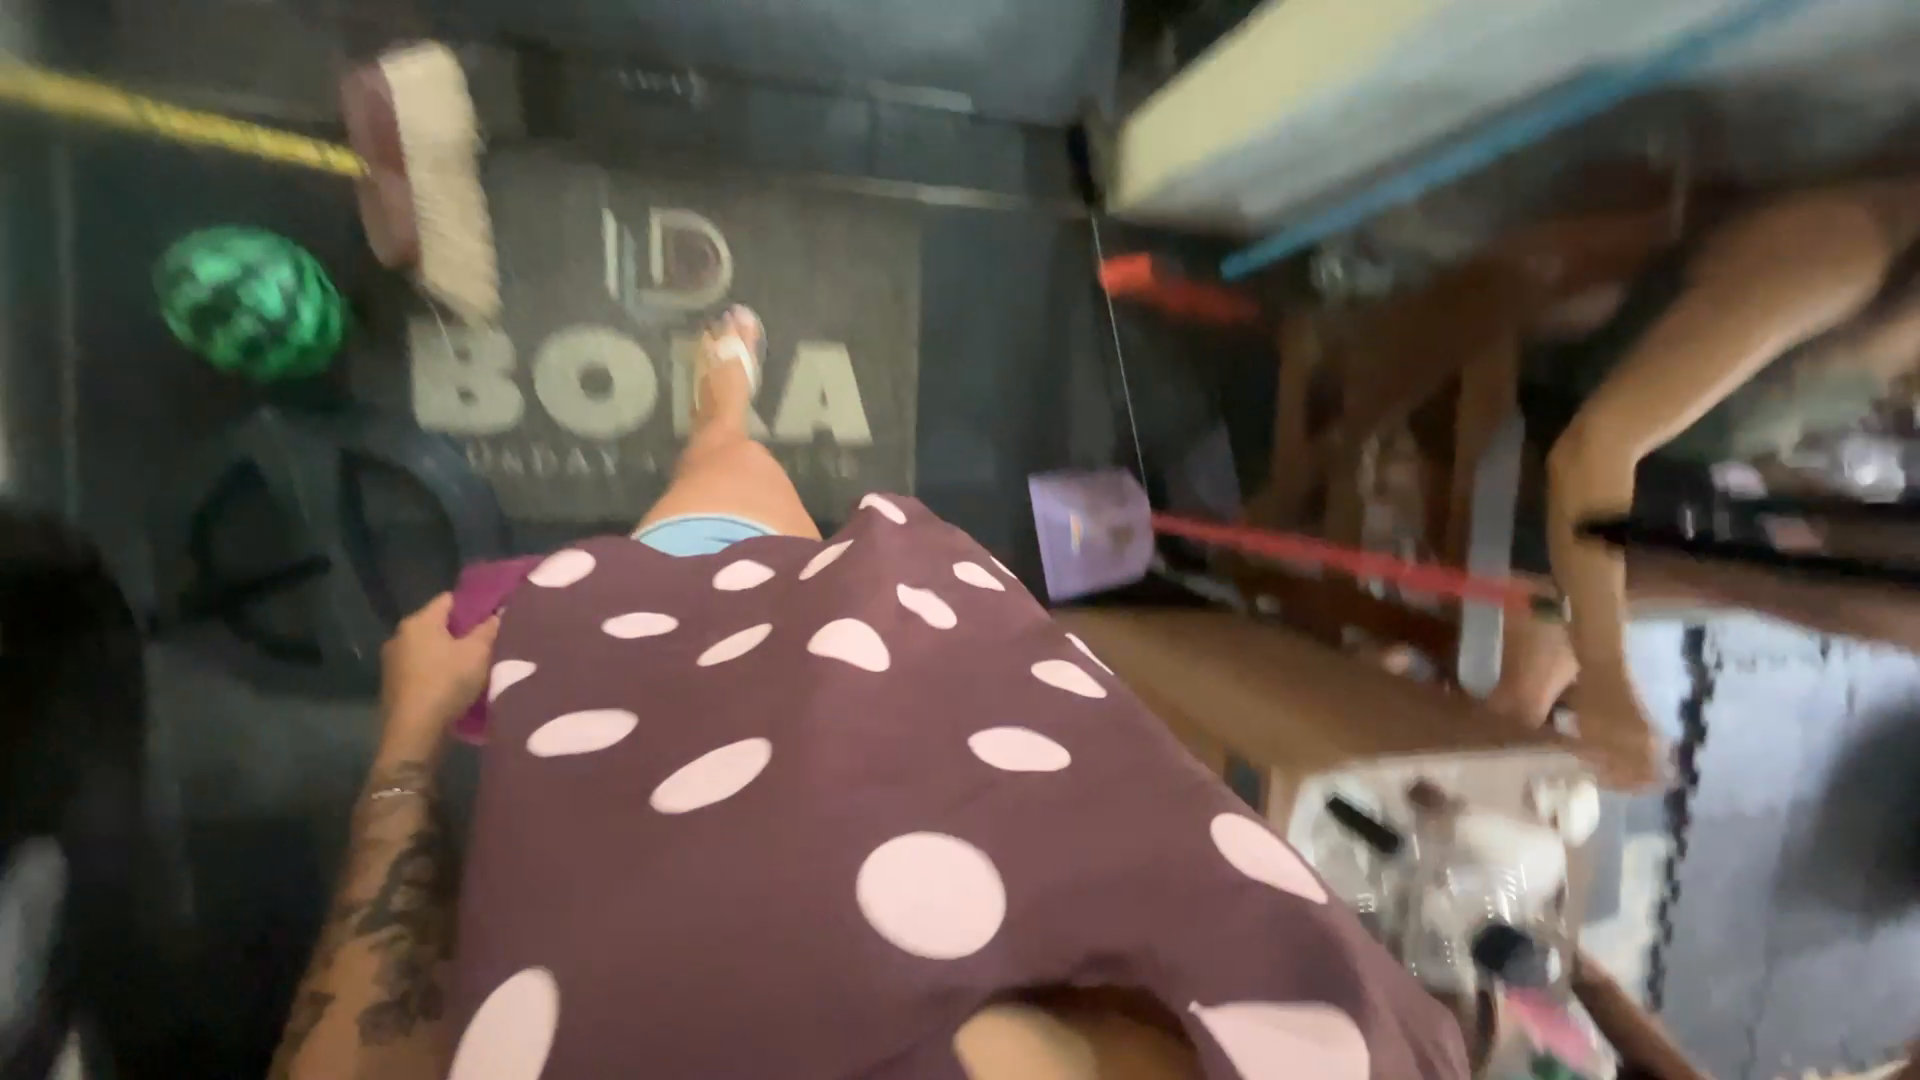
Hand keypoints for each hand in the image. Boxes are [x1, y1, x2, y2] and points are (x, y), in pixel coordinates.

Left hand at [379, 593, 499, 756]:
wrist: (414, 732)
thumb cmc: (447, 682)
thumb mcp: (478, 652)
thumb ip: (489, 628)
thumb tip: (498, 612)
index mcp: (419, 622)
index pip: (450, 599)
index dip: (475, 603)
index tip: (496, 612)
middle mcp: (400, 635)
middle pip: (439, 623)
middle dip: (464, 629)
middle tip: (491, 638)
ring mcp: (393, 660)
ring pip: (430, 645)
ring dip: (451, 650)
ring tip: (476, 660)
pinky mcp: (393, 682)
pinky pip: (422, 665)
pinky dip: (439, 667)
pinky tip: (456, 680)